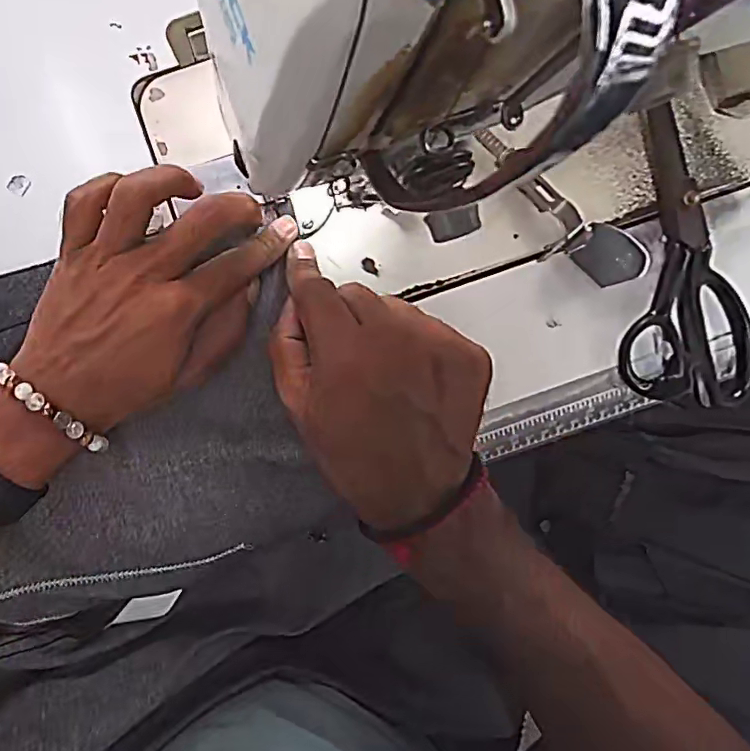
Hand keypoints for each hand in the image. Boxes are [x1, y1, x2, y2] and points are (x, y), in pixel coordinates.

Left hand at [0, 166, 297, 487]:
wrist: (59, 395)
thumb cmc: (116, 387)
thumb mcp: (187, 374)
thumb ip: (224, 332)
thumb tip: (247, 293)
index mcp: (173, 310)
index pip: (235, 264)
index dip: (266, 245)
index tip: (276, 236)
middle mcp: (140, 276)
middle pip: (202, 219)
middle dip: (239, 206)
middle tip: (246, 210)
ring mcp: (104, 260)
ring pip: (138, 194)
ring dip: (171, 179)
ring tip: (188, 187)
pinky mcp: (73, 254)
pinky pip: (84, 201)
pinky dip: (107, 184)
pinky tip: (128, 191)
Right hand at [267, 239, 491, 530]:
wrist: (416, 490)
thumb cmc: (358, 457)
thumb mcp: (299, 407)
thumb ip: (286, 346)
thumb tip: (291, 308)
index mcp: (344, 352)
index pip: (316, 288)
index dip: (303, 273)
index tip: (301, 260)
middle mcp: (392, 338)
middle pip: (354, 293)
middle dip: (342, 316)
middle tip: (344, 356)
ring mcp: (433, 342)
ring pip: (392, 306)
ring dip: (380, 327)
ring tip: (381, 371)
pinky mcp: (463, 351)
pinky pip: (426, 324)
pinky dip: (414, 341)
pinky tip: (408, 375)